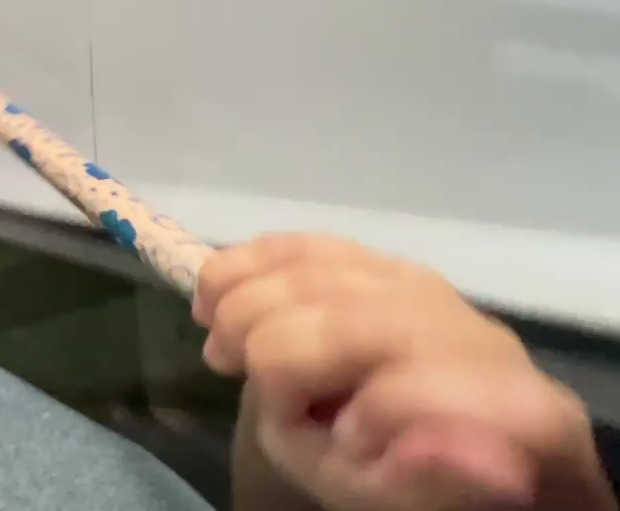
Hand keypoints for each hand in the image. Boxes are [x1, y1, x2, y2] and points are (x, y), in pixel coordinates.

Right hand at [196, 234, 612, 510]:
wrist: (410, 427)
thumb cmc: (393, 468)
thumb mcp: (383, 495)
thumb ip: (405, 481)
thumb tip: (431, 447)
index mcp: (513, 412)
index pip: (405, 392)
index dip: (335, 407)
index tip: (301, 426)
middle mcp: (478, 335)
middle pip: (343, 317)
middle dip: (261, 340)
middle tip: (220, 365)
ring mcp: (425, 286)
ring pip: (310, 268)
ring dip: (239, 299)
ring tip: (216, 336)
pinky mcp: (376, 257)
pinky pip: (298, 241)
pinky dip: (241, 262)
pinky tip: (215, 295)